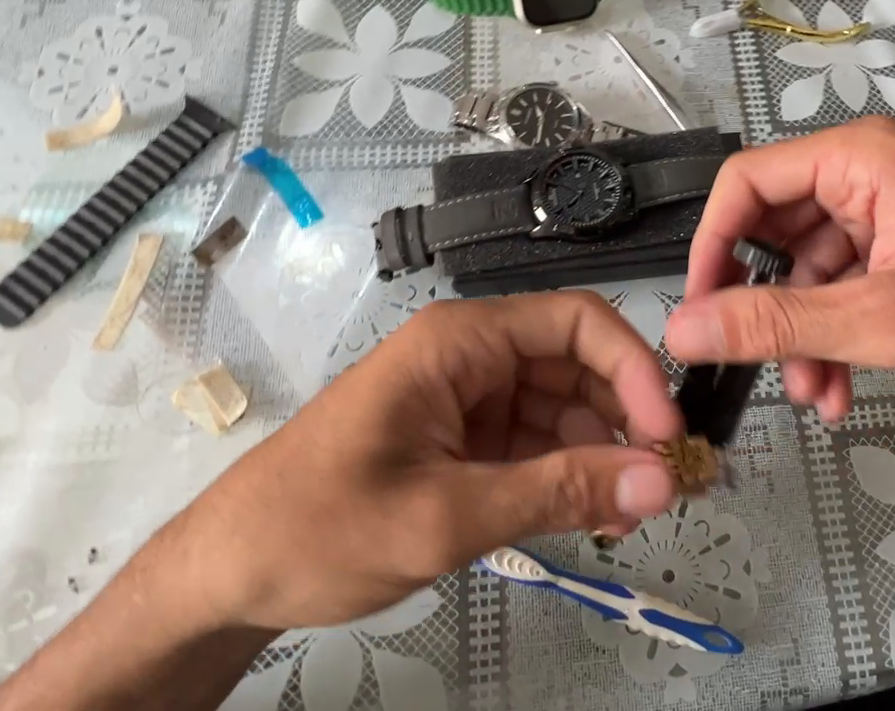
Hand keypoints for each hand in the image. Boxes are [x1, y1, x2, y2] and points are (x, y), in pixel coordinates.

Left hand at [170, 292, 683, 632]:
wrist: (227, 573)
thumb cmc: (321, 526)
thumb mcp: (447, 516)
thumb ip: (558, 494)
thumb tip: (659, 483)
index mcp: (461, 341)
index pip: (577, 321)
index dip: (634, 369)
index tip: (666, 436)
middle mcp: (471, 355)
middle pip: (577, 366)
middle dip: (624, 421)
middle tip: (663, 490)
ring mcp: (467, 397)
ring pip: (563, 408)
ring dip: (601, 455)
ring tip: (630, 515)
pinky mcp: (463, 437)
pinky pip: (535, 442)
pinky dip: (568, 475)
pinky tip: (591, 514)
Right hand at [664, 118, 894, 432]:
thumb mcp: (883, 322)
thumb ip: (776, 324)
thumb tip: (681, 329)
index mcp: (862, 158)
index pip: (748, 182)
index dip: (711, 244)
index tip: (699, 311)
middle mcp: (867, 173)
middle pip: (774, 228)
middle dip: (764, 304)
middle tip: (748, 361)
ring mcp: (886, 213)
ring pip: (806, 269)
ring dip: (800, 334)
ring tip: (810, 395)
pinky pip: (841, 287)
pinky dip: (831, 336)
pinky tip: (837, 392)